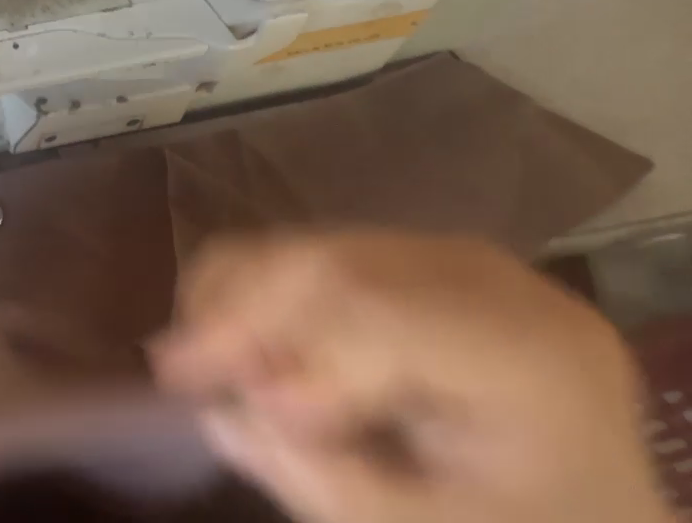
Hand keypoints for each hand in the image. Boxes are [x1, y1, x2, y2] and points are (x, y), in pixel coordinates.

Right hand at [150, 230, 667, 522]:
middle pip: (325, 267)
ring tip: (199, 365)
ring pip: (292, 248)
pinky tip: (229, 342)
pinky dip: (239, 288)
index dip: (285, 348)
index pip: (380, 314)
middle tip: (174, 372)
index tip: (220, 402)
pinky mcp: (384, 252)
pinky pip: (288, 248)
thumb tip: (223, 417)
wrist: (569, 491)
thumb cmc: (511, 517)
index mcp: (528, 351)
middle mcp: (482, 279)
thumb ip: (331, 482)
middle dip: (236, 316)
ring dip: (227, 301)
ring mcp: (430, 255)